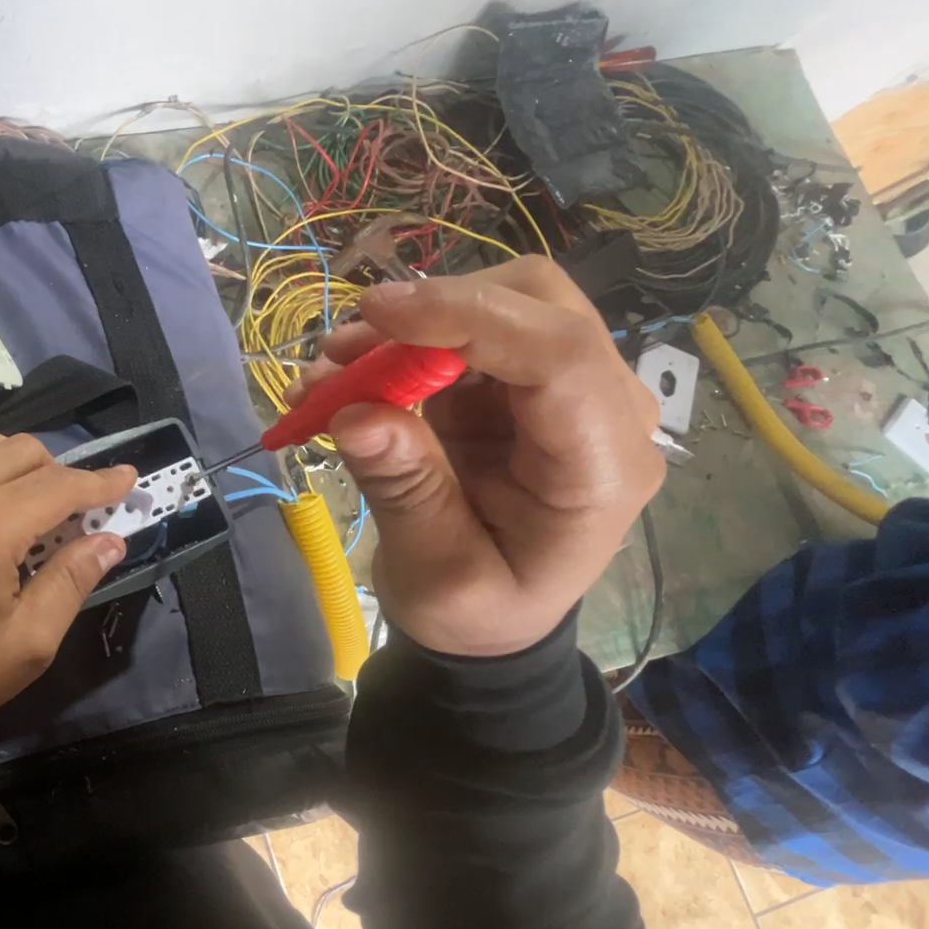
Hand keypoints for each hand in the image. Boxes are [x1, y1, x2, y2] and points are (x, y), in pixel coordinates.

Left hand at [0, 425, 137, 725]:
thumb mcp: (29, 642)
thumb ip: (72, 580)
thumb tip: (110, 539)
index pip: (57, 485)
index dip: (99, 482)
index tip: (127, 479)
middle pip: (19, 451)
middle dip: (59, 472)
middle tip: (73, 506)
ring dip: (10, 456)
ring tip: (25, 490)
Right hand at [289, 257, 664, 656]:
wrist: (488, 625)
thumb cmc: (475, 612)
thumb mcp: (436, 572)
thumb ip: (405, 491)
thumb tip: (356, 413)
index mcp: (601, 467)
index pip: (557, 353)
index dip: (467, 316)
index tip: (375, 314)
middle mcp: (599, 410)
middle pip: (534, 304)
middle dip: (431, 312)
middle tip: (341, 353)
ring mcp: (557, 392)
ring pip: (492, 306)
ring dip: (404, 328)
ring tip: (327, 371)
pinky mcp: (510, 389)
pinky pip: (458, 337)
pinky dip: (396, 347)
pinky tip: (343, 378)